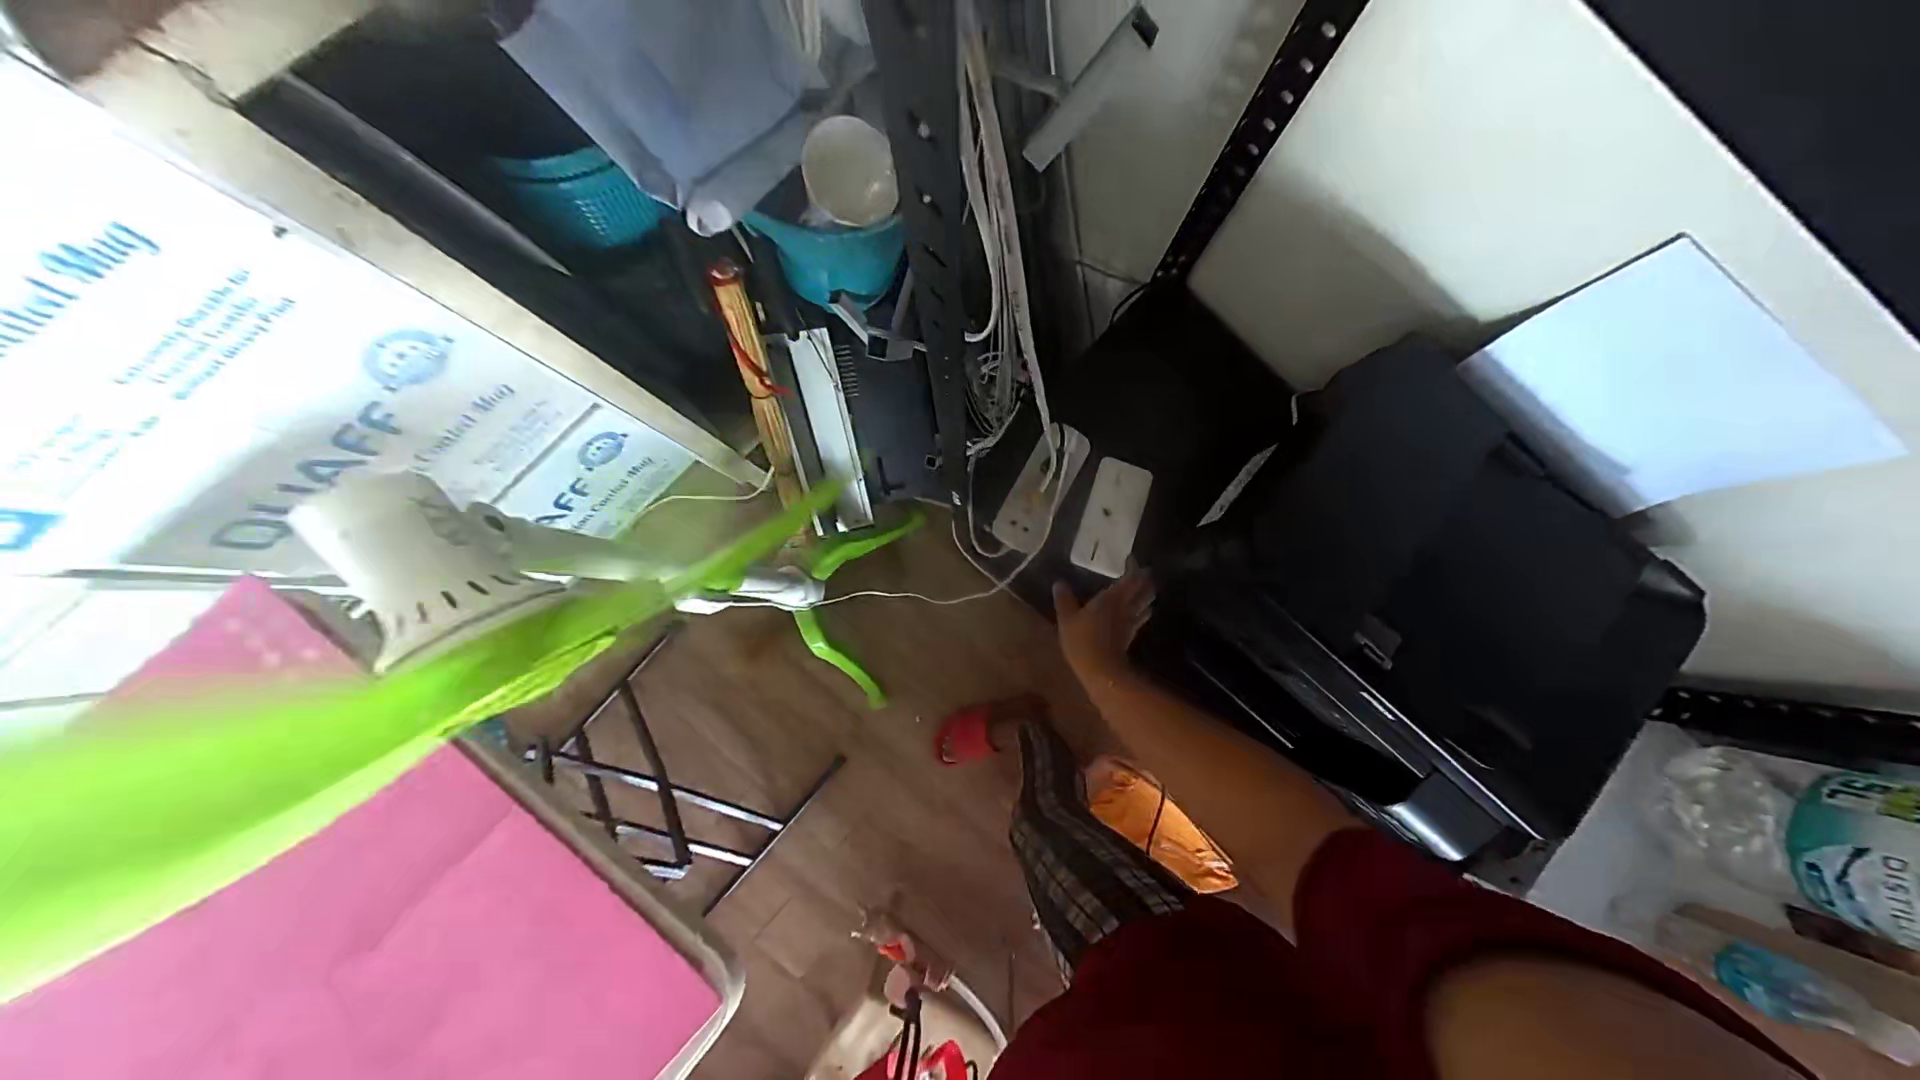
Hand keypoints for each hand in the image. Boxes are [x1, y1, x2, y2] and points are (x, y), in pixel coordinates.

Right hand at [1052, 573, 1153, 688]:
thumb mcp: (1067, 618)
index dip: (1135, 568)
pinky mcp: (1131, 635)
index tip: (1132, 560)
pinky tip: (1137, 612)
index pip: (1131, 578)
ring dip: (1146, 595)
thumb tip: (1059, 583)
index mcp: (1111, 597)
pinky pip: (1141, 617)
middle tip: (1143, 573)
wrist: (1101, 670)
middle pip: (1144, 590)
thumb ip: (1064, 599)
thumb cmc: (1082, 640)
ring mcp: (1131, 621)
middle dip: (1145, 581)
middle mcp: (1125, 606)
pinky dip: (1142, 611)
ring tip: (1143, 589)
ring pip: (1146, 603)